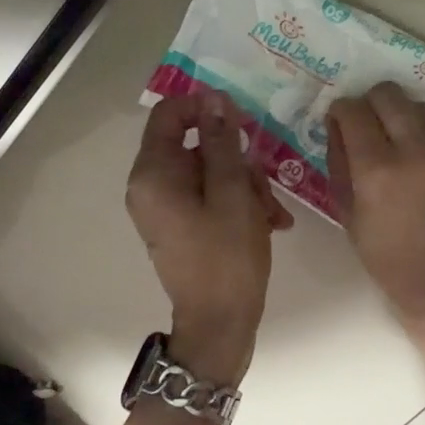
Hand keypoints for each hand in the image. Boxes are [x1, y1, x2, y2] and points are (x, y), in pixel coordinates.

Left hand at [127, 91, 293, 381]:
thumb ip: (222, 142)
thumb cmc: (226, 257)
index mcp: (154, 174)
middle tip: (267, 186)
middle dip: (239, 160)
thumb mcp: (232, 193)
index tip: (243, 122)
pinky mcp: (182, 223)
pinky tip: (269, 223)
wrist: (220, 325)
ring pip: (211, 171)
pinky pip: (211, 195)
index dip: (205, 108)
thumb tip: (213, 99)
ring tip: (273, 215)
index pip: (169, 114)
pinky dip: (239, 202)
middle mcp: (152, 185)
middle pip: (197, 145)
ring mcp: (166, 206)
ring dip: (247, 185)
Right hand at [326, 82, 424, 329]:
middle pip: (390, 94)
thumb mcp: (346, 210)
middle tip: (371, 122)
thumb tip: (338, 121)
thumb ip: (339, 159)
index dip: (342, 110)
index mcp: (378, 170)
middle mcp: (418, 153)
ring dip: (406, 118)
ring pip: (423, 108)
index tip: (342, 118)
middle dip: (372, 103)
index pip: (353, 110)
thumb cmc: (385, 254)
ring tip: (404, 144)